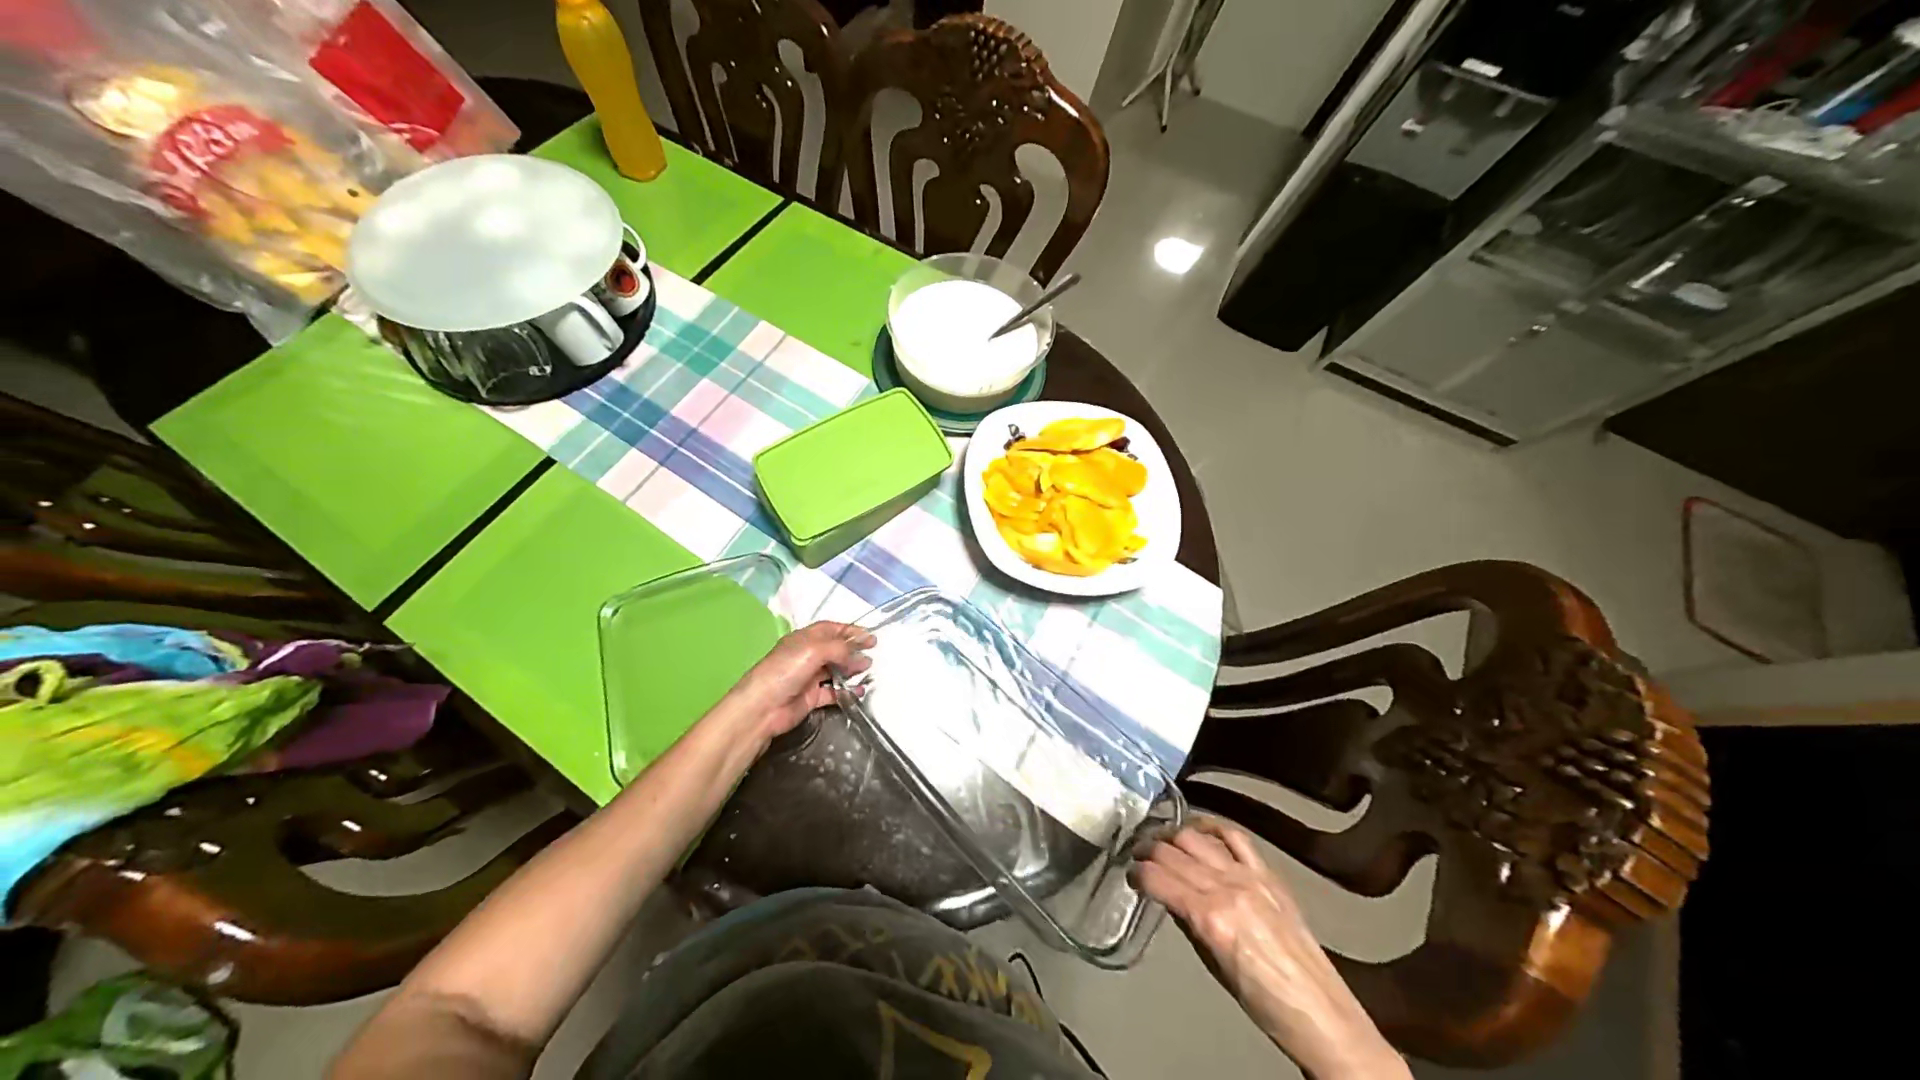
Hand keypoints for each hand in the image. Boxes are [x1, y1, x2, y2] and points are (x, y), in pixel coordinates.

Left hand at [711, 622, 872, 745]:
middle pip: (835, 649)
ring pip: (835, 670)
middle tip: (871, 655)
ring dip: (851, 670)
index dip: (850, 631)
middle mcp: (807, 656)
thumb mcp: (813, 651)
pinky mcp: (811, 697)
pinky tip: (858, 692)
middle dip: (853, 651)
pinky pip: (833, 692)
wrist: (762, 708)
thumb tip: (860, 655)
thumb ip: (840, 649)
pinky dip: (846, 691)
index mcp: (804, 639)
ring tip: (867, 671)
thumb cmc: (785, 671)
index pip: (831, 629)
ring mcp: (809, 677)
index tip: (871, 637)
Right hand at [1134, 819, 1409, 1079]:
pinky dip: (1212, 826)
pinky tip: (1198, 829)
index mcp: (1209, 918)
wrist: (1319, 1012)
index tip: (1129, 875)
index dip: (1136, 873)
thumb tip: (1168, 896)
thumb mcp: (1211, 965)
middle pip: (1173, 851)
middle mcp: (1227, 888)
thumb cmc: (1261, 1002)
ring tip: (1161, 842)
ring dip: (1172, 836)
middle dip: (1148, 850)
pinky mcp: (1269, 874)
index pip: (1158, 878)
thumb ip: (1187, 922)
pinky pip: (1235, 836)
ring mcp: (1250, 876)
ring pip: (1197, 837)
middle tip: (1137, 856)